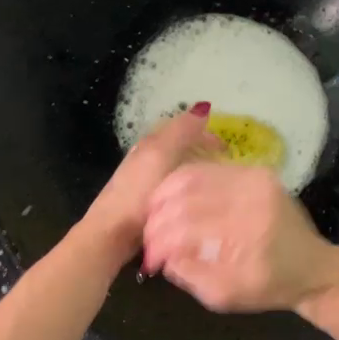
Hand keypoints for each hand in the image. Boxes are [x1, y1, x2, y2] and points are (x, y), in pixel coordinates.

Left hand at [79, 105, 220, 257]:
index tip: (228, 149)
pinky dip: (186, 187)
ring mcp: (143, 179)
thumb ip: (180, 131)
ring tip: (212, 183)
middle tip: (223, 167)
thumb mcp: (161, 156)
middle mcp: (146, 156)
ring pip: (176, 167)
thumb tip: (202, 107)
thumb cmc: (138, 193)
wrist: (111, 232)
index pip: (183, 129)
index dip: (207, 135)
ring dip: (195, 170)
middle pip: (180, 146)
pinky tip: (192, 200)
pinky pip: (172, 186)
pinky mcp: (144, 200)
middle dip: (202, 152)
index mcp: (151, 143)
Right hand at [142, 162, 338, 312]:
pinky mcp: (254, 170)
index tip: (150, 260)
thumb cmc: (270, 287)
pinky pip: (206, 169)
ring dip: (164, 197)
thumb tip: (162, 256)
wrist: (313, 268)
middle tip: (148, 239)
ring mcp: (254, 177)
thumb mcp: (225, 295)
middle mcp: (251, 196)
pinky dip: (181, 183)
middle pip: (185, 197)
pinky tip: (171, 199)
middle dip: (158, 220)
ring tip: (153, 217)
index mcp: (246, 230)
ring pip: (191, 176)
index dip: (160, 242)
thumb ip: (189, 275)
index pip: (186, 226)